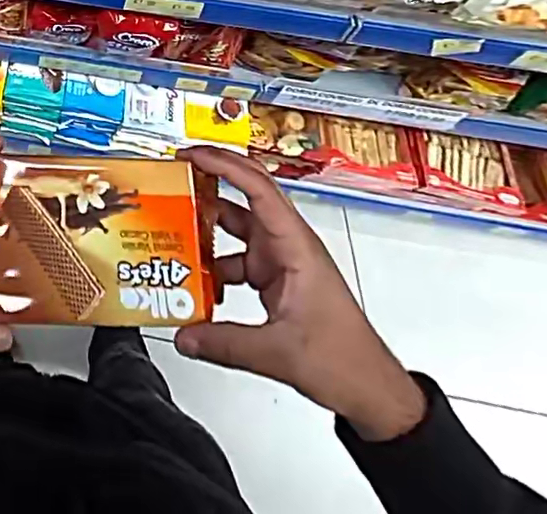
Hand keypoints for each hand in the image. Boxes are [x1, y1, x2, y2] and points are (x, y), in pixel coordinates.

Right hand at [173, 146, 426, 441]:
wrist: (373, 392)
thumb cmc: (347, 362)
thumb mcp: (278, 352)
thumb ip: (223, 342)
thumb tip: (183, 334)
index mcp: (296, 248)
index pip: (259, 189)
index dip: (224, 165)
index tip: (193, 154)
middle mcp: (288, 245)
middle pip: (247, 194)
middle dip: (212, 176)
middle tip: (177, 169)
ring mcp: (280, 260)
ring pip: (237, 225)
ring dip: (206, 219)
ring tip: (174, 218)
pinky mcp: (273, 277)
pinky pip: (234, 255)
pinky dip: (211, 258)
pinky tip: (192, 273)